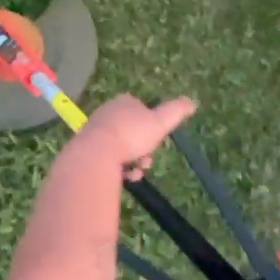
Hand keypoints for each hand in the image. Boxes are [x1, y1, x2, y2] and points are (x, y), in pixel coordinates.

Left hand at [72, 96, 194, 170]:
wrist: (96, 154)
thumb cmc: (131, 135)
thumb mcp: (161, 122)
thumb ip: (177, 111)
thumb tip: (192, 102)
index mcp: (124, 102)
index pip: (143, 111)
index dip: (153, 127)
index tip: (158, 141)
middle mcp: (107, 113)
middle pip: (133, 132)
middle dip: (144, 149)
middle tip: (148, 161)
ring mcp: (95, 131)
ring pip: (122, 147)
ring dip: (134, 161)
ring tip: (137, 172)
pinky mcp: (87, 149)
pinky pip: (108, 158)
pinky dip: (119, 168)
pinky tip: (125, 177)